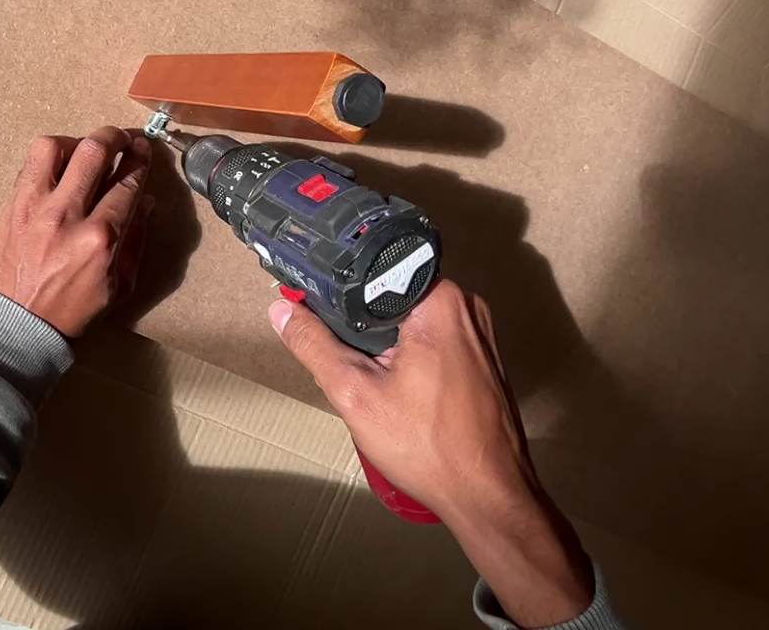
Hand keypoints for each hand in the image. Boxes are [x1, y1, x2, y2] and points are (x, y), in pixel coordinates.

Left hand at [0, 127, 154, 336]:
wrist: (16, 325)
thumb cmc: (70, 311)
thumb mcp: (119, 287)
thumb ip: (136, 240)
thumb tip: (145, 201)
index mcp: (99, 239)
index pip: (126, 184)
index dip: (140, 161)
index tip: (144, 150)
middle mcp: (66, 215)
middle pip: (94, 152)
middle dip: (114, 137)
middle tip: (121, 138)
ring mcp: (33, 207)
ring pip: (54, 147)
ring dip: (76, 141)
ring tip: (84, 149)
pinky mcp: (11, 206)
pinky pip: (29, 165)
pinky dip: (49, 158)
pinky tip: (59, 166)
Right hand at [270, 281, 593, 626]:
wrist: (489, 500)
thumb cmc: (428, 445)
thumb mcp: (354, 392)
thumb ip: (313, 344)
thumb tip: (279, 309)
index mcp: (440, 301)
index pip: (374, 269)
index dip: (336, 281)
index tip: (310, 298)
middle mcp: (465, 307)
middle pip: (389, 292)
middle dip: (357, 314)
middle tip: (330, 338)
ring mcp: (478, 333)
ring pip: (407, 314)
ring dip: (379, 333)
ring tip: (357, 360)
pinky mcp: (481, 357)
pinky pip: (428, 334)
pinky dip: (402, 347)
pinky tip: (387, 376)